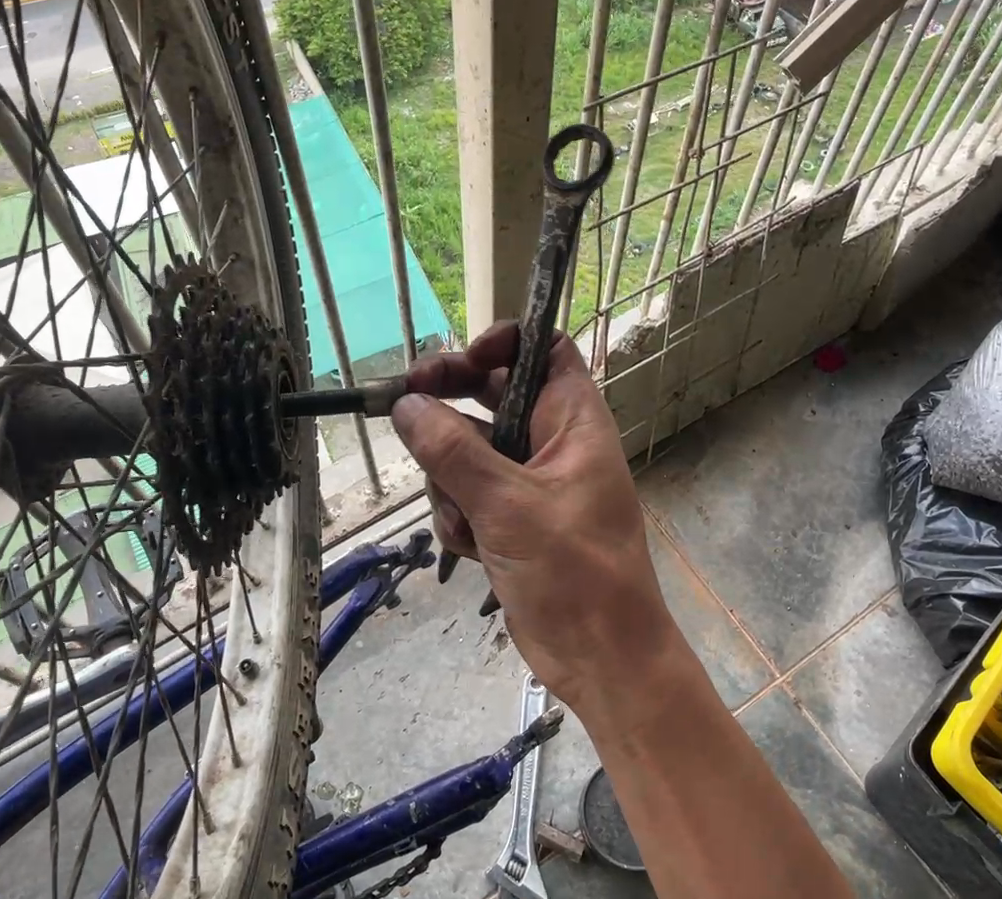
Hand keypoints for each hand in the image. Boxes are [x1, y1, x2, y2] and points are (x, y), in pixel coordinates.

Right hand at [390, 321, 682, 715]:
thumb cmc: (574, 572)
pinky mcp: (509, 519)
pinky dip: (459, 517)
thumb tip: (404, 405)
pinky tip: (471, 549)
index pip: (544, 349)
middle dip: (446, 408)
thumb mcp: (507, 505)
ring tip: (464, 522)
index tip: (460, 359)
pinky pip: (466, 494)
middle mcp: (551, 441)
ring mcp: (528, 481)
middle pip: (489, 395)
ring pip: (465, 450)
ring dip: (449, 482)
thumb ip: (451, 450)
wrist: (601, 659)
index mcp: (573, 420)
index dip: (503, 341)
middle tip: (401, 406)